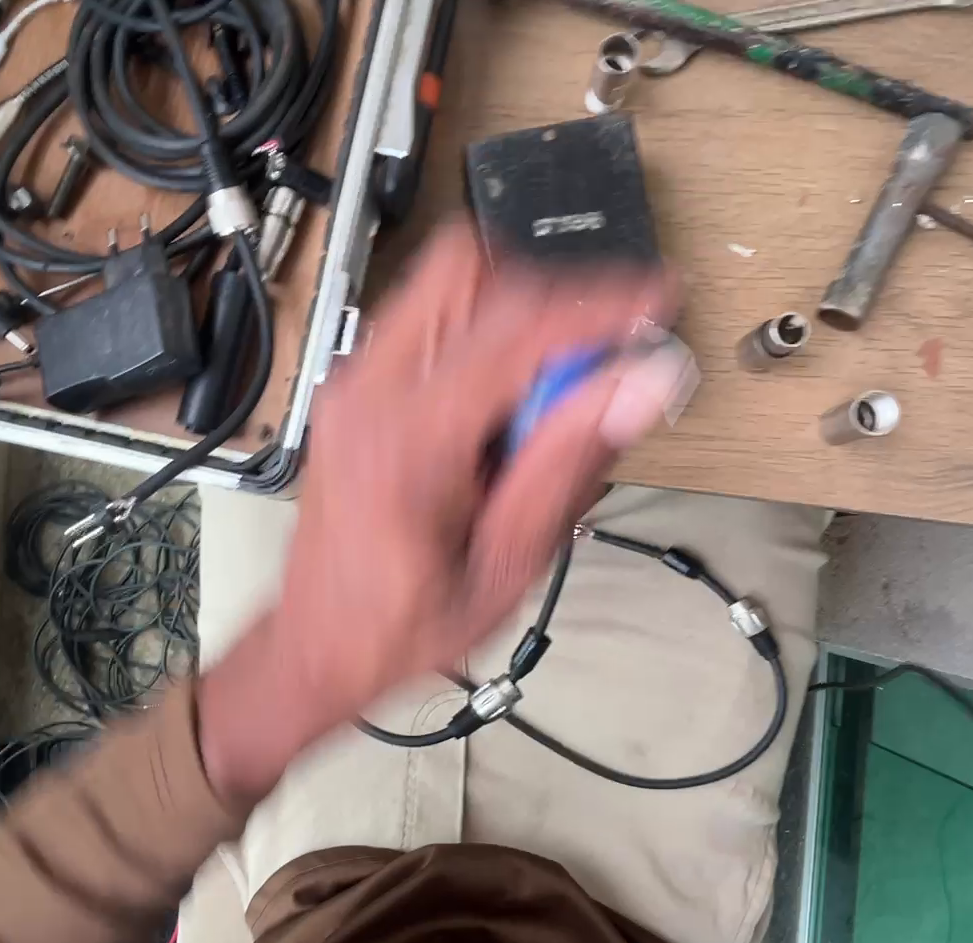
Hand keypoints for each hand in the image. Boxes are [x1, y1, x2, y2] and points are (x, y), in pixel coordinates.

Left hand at [200, 223, 682, 799]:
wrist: (320, 641)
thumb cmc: (400, 623)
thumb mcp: (506, 561)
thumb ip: (570, 462)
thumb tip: (636, 386)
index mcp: (407, 440)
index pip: (517, 329)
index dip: (601, 307)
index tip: (652, 303)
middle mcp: (368, 394)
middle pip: (470, 271)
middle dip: (550, 297)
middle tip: (593, 357)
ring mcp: (352, 386)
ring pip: (447, 285)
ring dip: (516, 320)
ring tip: (544, 398)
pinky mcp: (354, 392)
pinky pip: (428, 324)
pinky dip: (482, 343)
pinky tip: (500, 412)